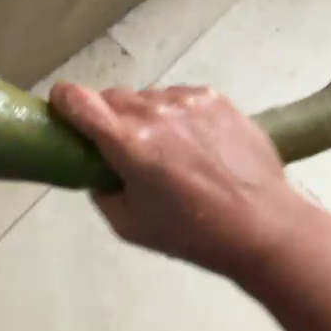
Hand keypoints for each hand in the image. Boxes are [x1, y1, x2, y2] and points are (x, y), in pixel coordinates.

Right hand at [50, 83, 309, 281]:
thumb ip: (101, 189)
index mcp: (126, 141)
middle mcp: (151, 111)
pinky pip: (179, 97)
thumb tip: (97, 167)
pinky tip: (199, 143)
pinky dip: (179, 115)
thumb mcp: (130, 226)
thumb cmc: (194, 234)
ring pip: (147, 97)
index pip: (75, 97)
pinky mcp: (213, 96)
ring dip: (147, 117)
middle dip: (110, 118)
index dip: (63, 101)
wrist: (267, 227)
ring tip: (174, 151)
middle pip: (111, 98)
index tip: (66, 113)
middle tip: (129, 149)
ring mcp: (185, 99)